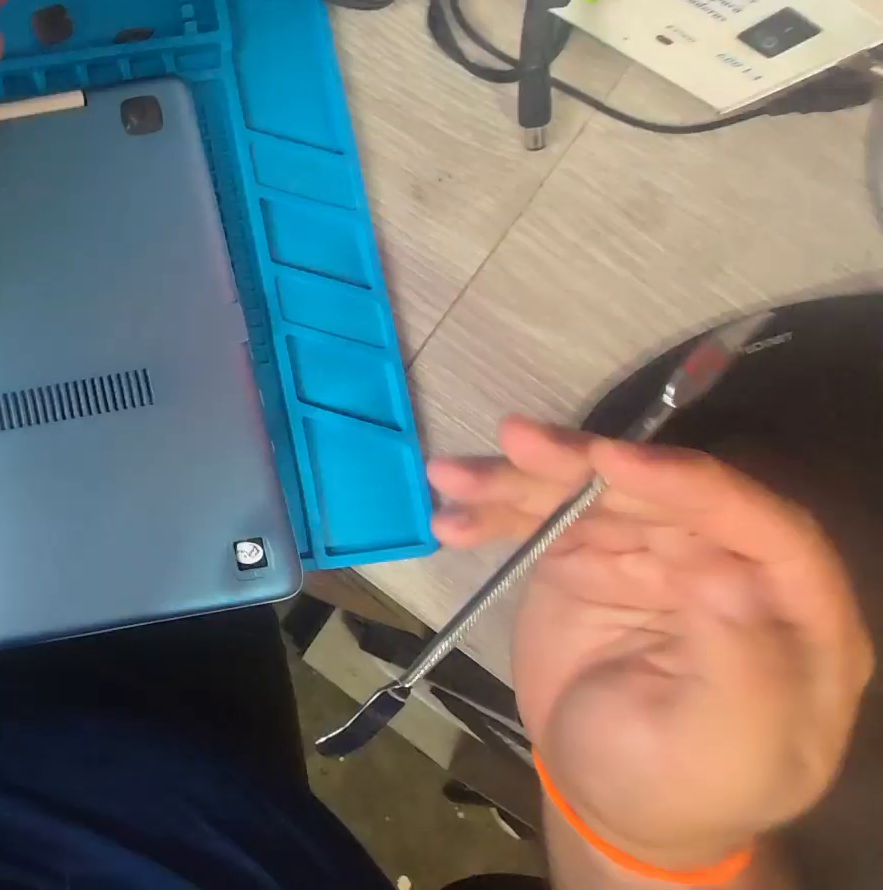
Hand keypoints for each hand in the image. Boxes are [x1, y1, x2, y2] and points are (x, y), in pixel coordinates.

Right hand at [430, 418, 872, 871]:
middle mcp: (713, 565)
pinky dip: (486, 516)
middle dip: (578, 464)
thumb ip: (738, 666)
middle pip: (648, 494)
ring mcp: (638, 558)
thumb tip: (725, 574)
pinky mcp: (575, 561)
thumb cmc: (679, 784)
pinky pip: (529, 522)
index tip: (612, 459)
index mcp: (786, 610)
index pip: (751, 525)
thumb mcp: (720, 746)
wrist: (605, 795)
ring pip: (579, 496)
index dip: (686, 483)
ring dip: (513, 481)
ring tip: (448, 475)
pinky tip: (448, 522)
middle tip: (514, 440)